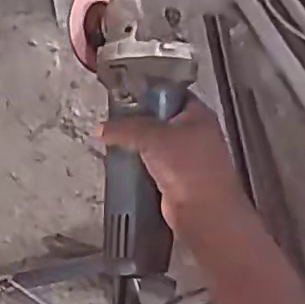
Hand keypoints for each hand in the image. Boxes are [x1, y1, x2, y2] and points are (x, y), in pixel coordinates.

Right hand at [99, 100, 248, 227]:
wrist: (203, 212)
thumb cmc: (187, 166)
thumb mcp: (153, 136)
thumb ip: (125, 128)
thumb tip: (101, 129)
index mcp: (197, 114)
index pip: (170, 92)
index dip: (148, 91)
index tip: (123, 93)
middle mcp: (194, 133)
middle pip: (159, 118)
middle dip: (137, 120)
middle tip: (114, 119)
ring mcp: (186, 157)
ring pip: (154, 143)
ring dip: (136, 144)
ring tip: (113, 140)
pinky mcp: (175, 178)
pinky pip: (151, 164)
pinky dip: (138, 164)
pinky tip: (122, 162)